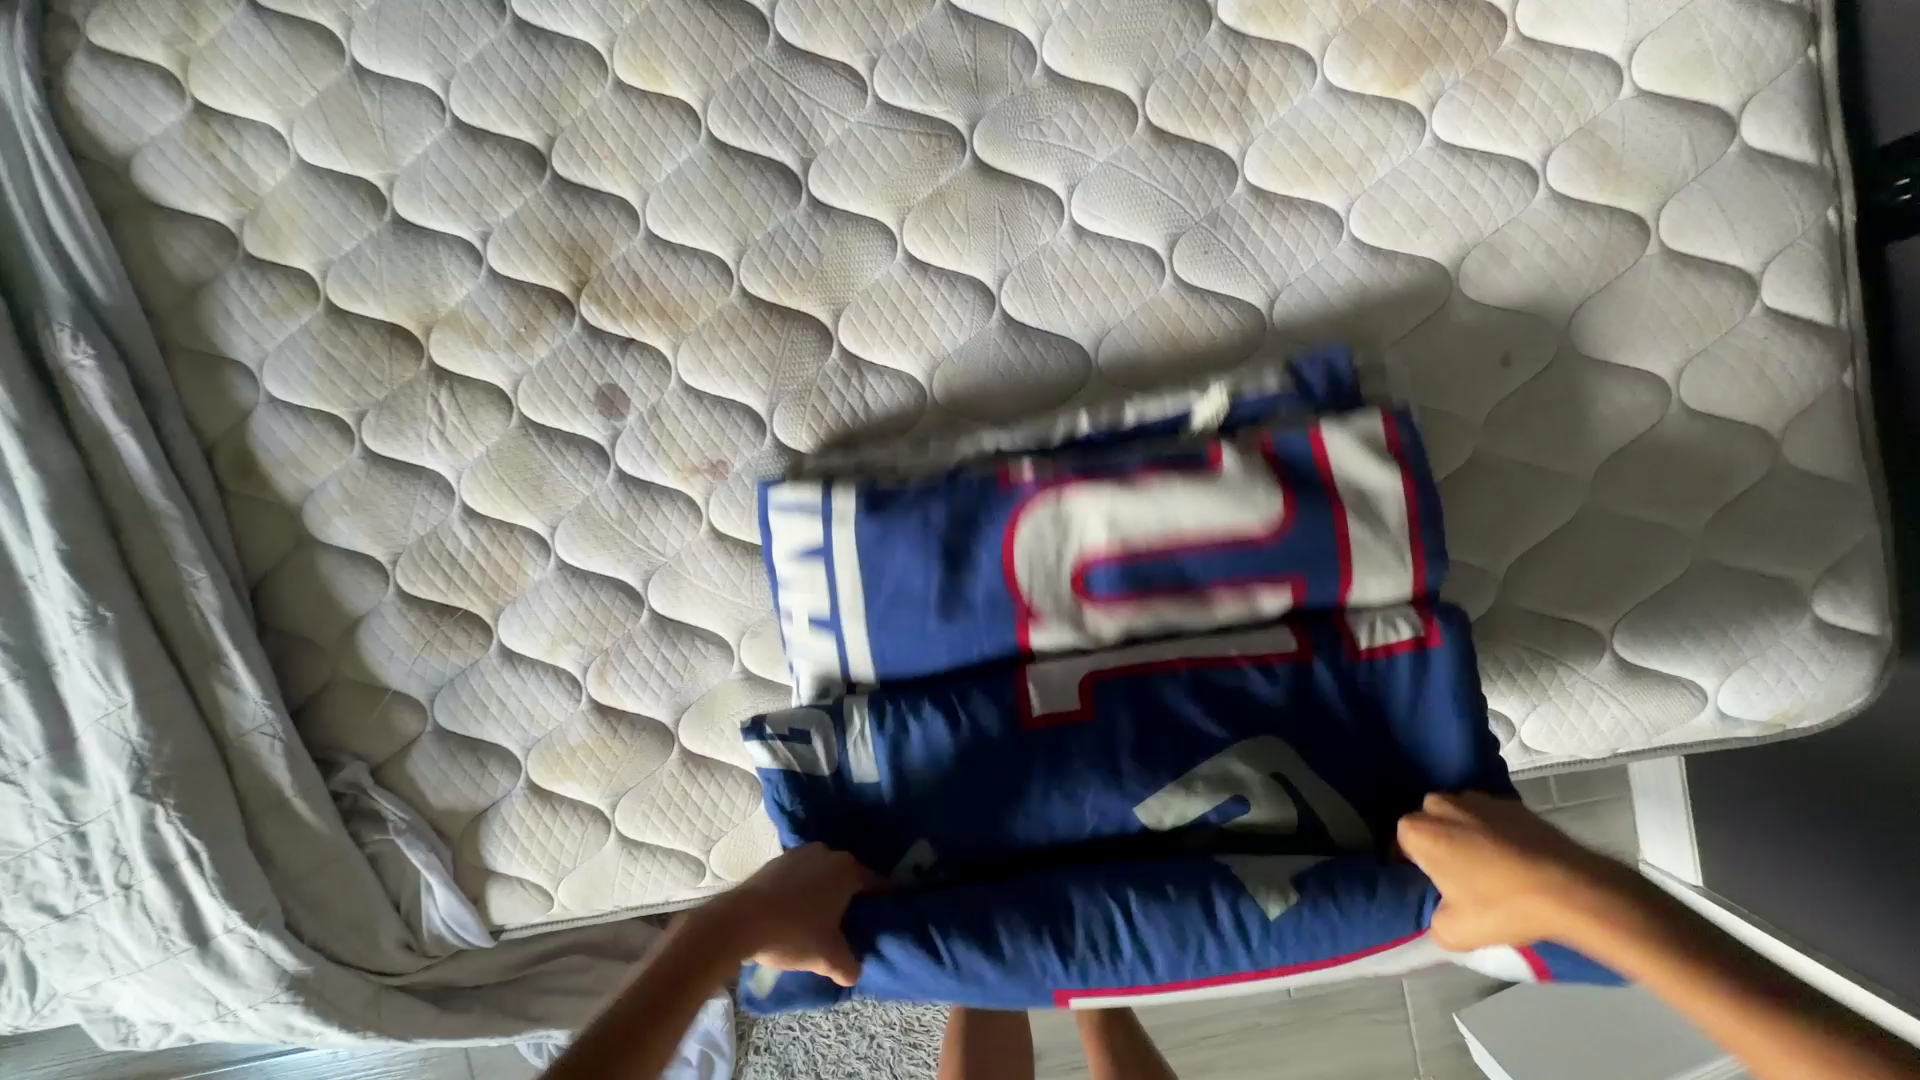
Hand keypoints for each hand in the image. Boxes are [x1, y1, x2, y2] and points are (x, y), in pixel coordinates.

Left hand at [694, 843, 875, 986]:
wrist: (739, 921)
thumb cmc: (793, 933)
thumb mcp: (827, 958)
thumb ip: (849, 966)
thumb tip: (855, 973)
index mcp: (848, 870)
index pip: (876, 883)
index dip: (883, 899)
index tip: (884, 913)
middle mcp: (828, 853)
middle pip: (848, 876)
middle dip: (851, 897)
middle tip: (851, 922)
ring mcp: (800, 853)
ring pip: (822, 874)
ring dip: (823, 891)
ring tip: (820, 919)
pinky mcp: (777, 860)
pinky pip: (800, 875)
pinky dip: (802, 890)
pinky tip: (794, 911)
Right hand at [1397, 791, 1637, 951]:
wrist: (1572, 890)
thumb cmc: (1503, 907)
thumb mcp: (1455, 933)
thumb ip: (1432, 922)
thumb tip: (1440, 914)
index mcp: (1418, 831)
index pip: (1401, 842)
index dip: (1414, 864)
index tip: (1432, 884)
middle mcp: (1440, 805)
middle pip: (1429, 822)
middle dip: (1438, 840)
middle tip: (1459, 873)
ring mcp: (1479, 800)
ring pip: (1459, 814)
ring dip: (1465, 832)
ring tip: (1489, 863)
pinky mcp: (1514, 803)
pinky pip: (1492, 816)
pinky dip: (1496, 831)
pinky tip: (1516, 857)